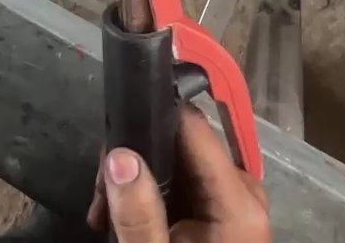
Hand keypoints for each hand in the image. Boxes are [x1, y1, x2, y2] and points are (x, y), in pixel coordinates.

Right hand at [91, 107, 269, 242]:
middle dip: (135, 159)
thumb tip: (120, 155)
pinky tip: (128, 219)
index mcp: (237, 201)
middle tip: (99, 199)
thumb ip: (138, 215)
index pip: (190, 126)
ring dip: (138, 179)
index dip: (146, 124)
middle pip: (181, 141)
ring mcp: (237, 201)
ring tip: (105, 214)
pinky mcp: (225, 213)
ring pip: (177, 160)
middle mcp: (245, 191)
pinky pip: (185, 183)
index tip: (109, 154)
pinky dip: (152, 195)